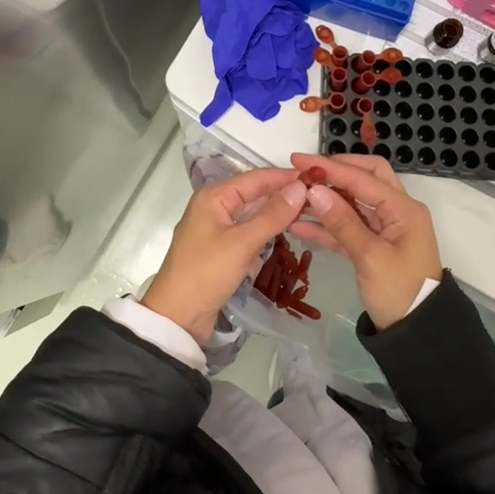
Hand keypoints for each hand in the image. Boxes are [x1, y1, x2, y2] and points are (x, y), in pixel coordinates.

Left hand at [141, 167, 308, 342]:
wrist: (177, 316)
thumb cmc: (206, 273)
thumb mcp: (242, 243)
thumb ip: (273, 215)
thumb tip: (301, 188)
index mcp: (214, 196)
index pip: (256, 178)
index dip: (285, 177)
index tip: (316, 178)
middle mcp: (214, 206)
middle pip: (254, 193)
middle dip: (283, 194)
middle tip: (317, 197)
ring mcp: (216, 228)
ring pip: (252, 213)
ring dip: (276, 213)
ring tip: (308, 213)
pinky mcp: (221, 249)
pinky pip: (247, 231)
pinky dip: (265, 231)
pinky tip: (285, 233)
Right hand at [288, 153, 441, 330]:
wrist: (418, 334)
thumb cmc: (400, 292)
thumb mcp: (369, 257)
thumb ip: (342, 222)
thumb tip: (314, 190)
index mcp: (403, 208)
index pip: (363, 177)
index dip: (331, 167)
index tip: (299, 160)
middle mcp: (397, 211)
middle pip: (364, 179)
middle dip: (334, 172)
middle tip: (305, 172)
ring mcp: (386, 228)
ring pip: (353, 203)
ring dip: (327, 199)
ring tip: (295, 198)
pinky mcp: (374, 246)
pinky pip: (348, 227)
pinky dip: (327, 225)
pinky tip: (300, 225)